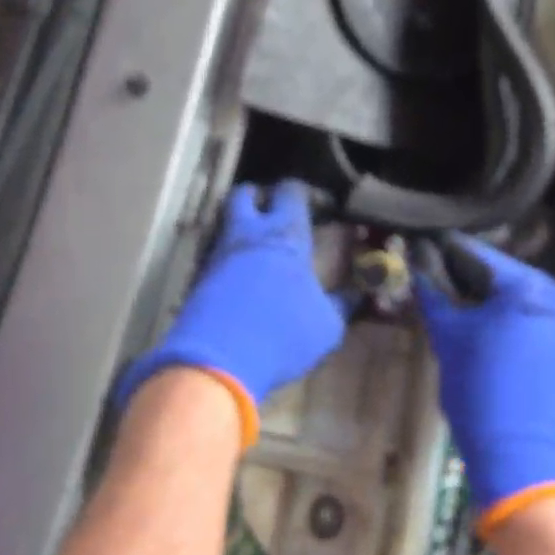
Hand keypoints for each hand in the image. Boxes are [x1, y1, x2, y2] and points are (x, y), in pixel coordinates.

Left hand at [114, 181, 344, 442]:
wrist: (217, 363)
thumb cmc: (284, 333)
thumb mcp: (327, 325)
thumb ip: (341, 304)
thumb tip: (356, 295)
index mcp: (285, 234)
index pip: (292, 191)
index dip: (307, 193)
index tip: (322, 205)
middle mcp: (248, 235)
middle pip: (246, 194)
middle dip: (261, 196)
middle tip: (277, 212)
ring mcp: (218, 256)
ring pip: (226, 223)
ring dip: (242, 227)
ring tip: (262, 249)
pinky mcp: (198, 280)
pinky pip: (216, 255)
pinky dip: (230, 259)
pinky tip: (244, 281)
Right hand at [415, 239, 554, 536]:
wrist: (527, 456)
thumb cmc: (480, 393)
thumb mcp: (448, 342)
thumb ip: (435, 298)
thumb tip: (421, 268)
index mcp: (526, 286)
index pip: (487, 259)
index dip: (460, 258)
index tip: (442, 255)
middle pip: (520, 282)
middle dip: (494, 289)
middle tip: (467, 297)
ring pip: (546, 307)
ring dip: (524, 312)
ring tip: (498, 329)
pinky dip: (549, 338)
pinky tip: (530, 356)